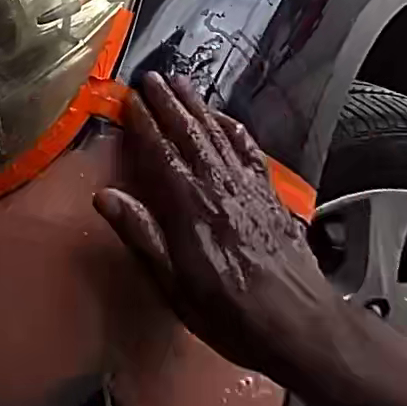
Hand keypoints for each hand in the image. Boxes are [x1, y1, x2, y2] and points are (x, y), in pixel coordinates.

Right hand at [94, 73, 346, 389]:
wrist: (302, 328)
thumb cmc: (229, 312)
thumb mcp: (174, 285)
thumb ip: (141, 236)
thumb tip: (104, 197)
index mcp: (189, 206)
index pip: (160, 152)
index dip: (143, 123)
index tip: (129, 99)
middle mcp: (218, 187)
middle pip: (188, 133)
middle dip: (168, 102)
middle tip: (150, 77)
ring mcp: (247, 187)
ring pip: (217, 135)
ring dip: (197, 106)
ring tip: (181, 82)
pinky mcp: (269, 194)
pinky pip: (249, 150)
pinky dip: (234, 128)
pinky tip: (224, 117)